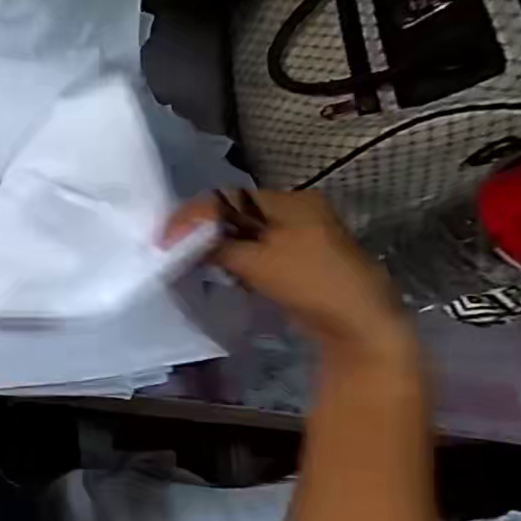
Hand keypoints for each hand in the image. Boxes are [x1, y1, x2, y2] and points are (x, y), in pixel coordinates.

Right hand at [168, 189, 414, 359]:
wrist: (355, 322)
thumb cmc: (309, 283)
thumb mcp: (255, 261)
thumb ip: (216, 246)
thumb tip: (181, 240)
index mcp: (289, 201)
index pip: (227, 198)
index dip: (192, 217)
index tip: (165, 240)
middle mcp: (293, 211)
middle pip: (233, 213)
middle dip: (200, 230)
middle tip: (172, 251)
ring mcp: (295, 235)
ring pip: (240, 232)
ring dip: (213, 245)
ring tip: (188, 261)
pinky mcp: (293, 259)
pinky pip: (251, 250)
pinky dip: (229, 257)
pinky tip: (217, 271)